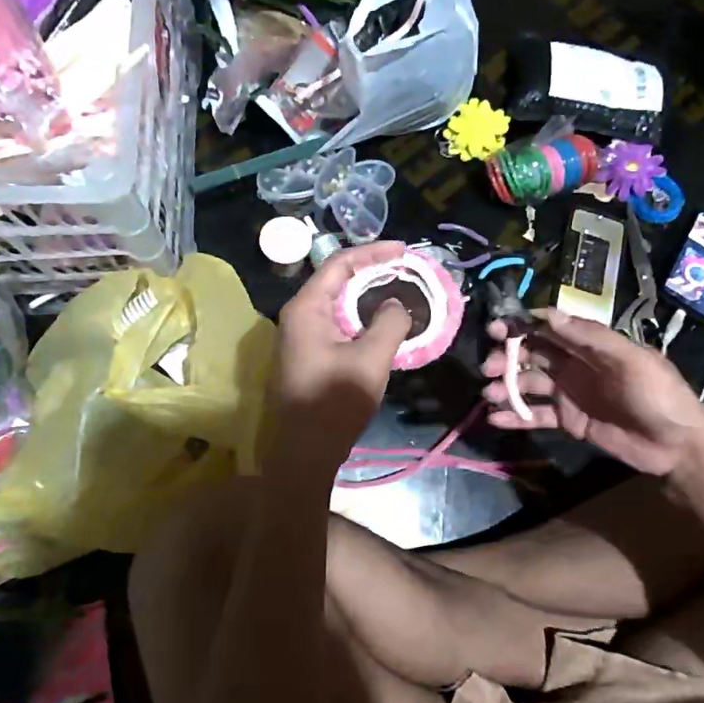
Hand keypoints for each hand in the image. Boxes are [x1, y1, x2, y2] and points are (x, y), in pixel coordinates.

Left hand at [265, 242, 411, 474]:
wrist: (305, 452)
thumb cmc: (334, 402)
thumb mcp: (371, 359)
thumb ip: (388, 323)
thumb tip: (396, 304)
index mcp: (306, 309)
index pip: (339, 264)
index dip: (373, 253)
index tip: (404, 250)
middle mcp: (298, 316)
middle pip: (337, 280)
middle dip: (372, 271)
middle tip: (405, 269)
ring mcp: (301, 337)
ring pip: (338, 303)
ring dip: (368, 295)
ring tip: (399, 291)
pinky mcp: (309, 355)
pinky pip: (337, 324)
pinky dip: (361, 317)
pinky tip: (383, 323)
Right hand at [480, 309, 703, 475]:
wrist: (677, 445)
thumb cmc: (658, 394)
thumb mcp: (629, 359)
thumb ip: (589, 337)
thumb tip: (547, 314)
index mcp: (591, 346)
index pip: (550, 328)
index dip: (522, 326)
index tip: (496, 328)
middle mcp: (576, 366)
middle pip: (533, 356)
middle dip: (507, 357)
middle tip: (487, 367)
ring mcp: (571, 394)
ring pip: (530, 385)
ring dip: (506, 387)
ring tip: (488, 395)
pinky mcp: (570, 422)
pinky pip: (536, 416)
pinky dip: (515, 417)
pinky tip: (495, 419)